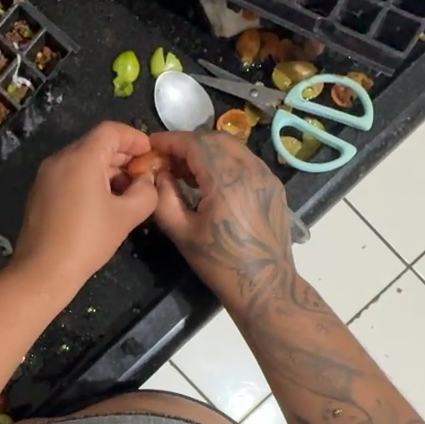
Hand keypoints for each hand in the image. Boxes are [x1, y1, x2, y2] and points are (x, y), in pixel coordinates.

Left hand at [13, 122, 159, 287]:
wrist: (43, 272)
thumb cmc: (87, 241)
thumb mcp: (126, 216)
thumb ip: (145, 192)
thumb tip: (145, 181)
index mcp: (81, 158)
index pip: (111, 130)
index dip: (134, 138)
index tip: (149, 154)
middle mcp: (60, 159)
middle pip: (95, 144)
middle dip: (121, 156)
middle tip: (141, 175)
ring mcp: (46, 176)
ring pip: (81, 160)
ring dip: (106, 170)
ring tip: (125, 192)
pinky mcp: (39, 193)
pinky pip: (68, 175)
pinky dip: (88, 180)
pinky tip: (101, 203)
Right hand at [147, 130, 296, 303]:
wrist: (264, 284)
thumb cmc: (219, 263)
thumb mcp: (182, 233)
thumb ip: (163, 198)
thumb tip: (157, 175)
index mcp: (225, 180)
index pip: (195, 144)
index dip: (170, 141)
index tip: (152, 145)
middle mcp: (250, 169)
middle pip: (214, 139)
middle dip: (187, 144)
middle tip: (166, 160)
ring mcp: (266, 175)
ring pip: (231, 147)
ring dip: (205, 151)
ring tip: (185, 170)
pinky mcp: (273, 185)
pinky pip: (244, 160)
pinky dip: (223, 160)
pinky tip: (209, 181)